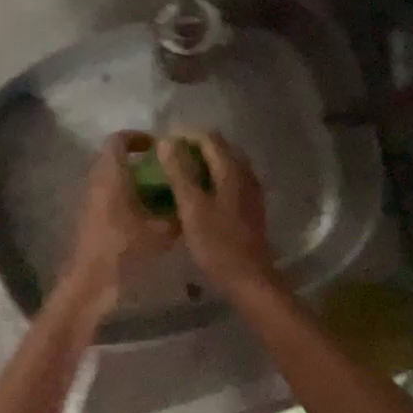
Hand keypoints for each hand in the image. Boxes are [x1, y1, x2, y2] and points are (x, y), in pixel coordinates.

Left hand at [61, 132, 179, 314]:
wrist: (91, 282)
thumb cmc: (124, 251)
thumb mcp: (161, 233)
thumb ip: (177, 213)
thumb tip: (190, 202)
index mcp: (111, 176)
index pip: (118, 140)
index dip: (138, 137)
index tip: (158, 146)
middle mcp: (96, 182)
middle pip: (114, 159)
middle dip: (139, 161)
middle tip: (165, 171)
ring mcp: (89, 201)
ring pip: (111, 180)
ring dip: (133, 182)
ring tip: (160, 195)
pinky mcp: (89, 219)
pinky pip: (108, 197)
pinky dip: (126, 198)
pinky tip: (146, 217)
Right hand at [160, 130, 277, 294]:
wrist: (248, 277)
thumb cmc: (216, 243)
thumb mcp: (192, 207)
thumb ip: (179, 172)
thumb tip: (166, 142)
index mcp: (232, 169)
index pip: (208, 137)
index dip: (184, 135)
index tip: (161, 144)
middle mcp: (246, 173)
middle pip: (219, 148)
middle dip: (193, 147)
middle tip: (167, 158)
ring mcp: (251, 190)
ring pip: (225, 164)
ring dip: (202, 163)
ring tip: (178, 174)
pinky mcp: (250, 207)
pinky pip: (229, 181)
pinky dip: (212, 178)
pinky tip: (198, 194)